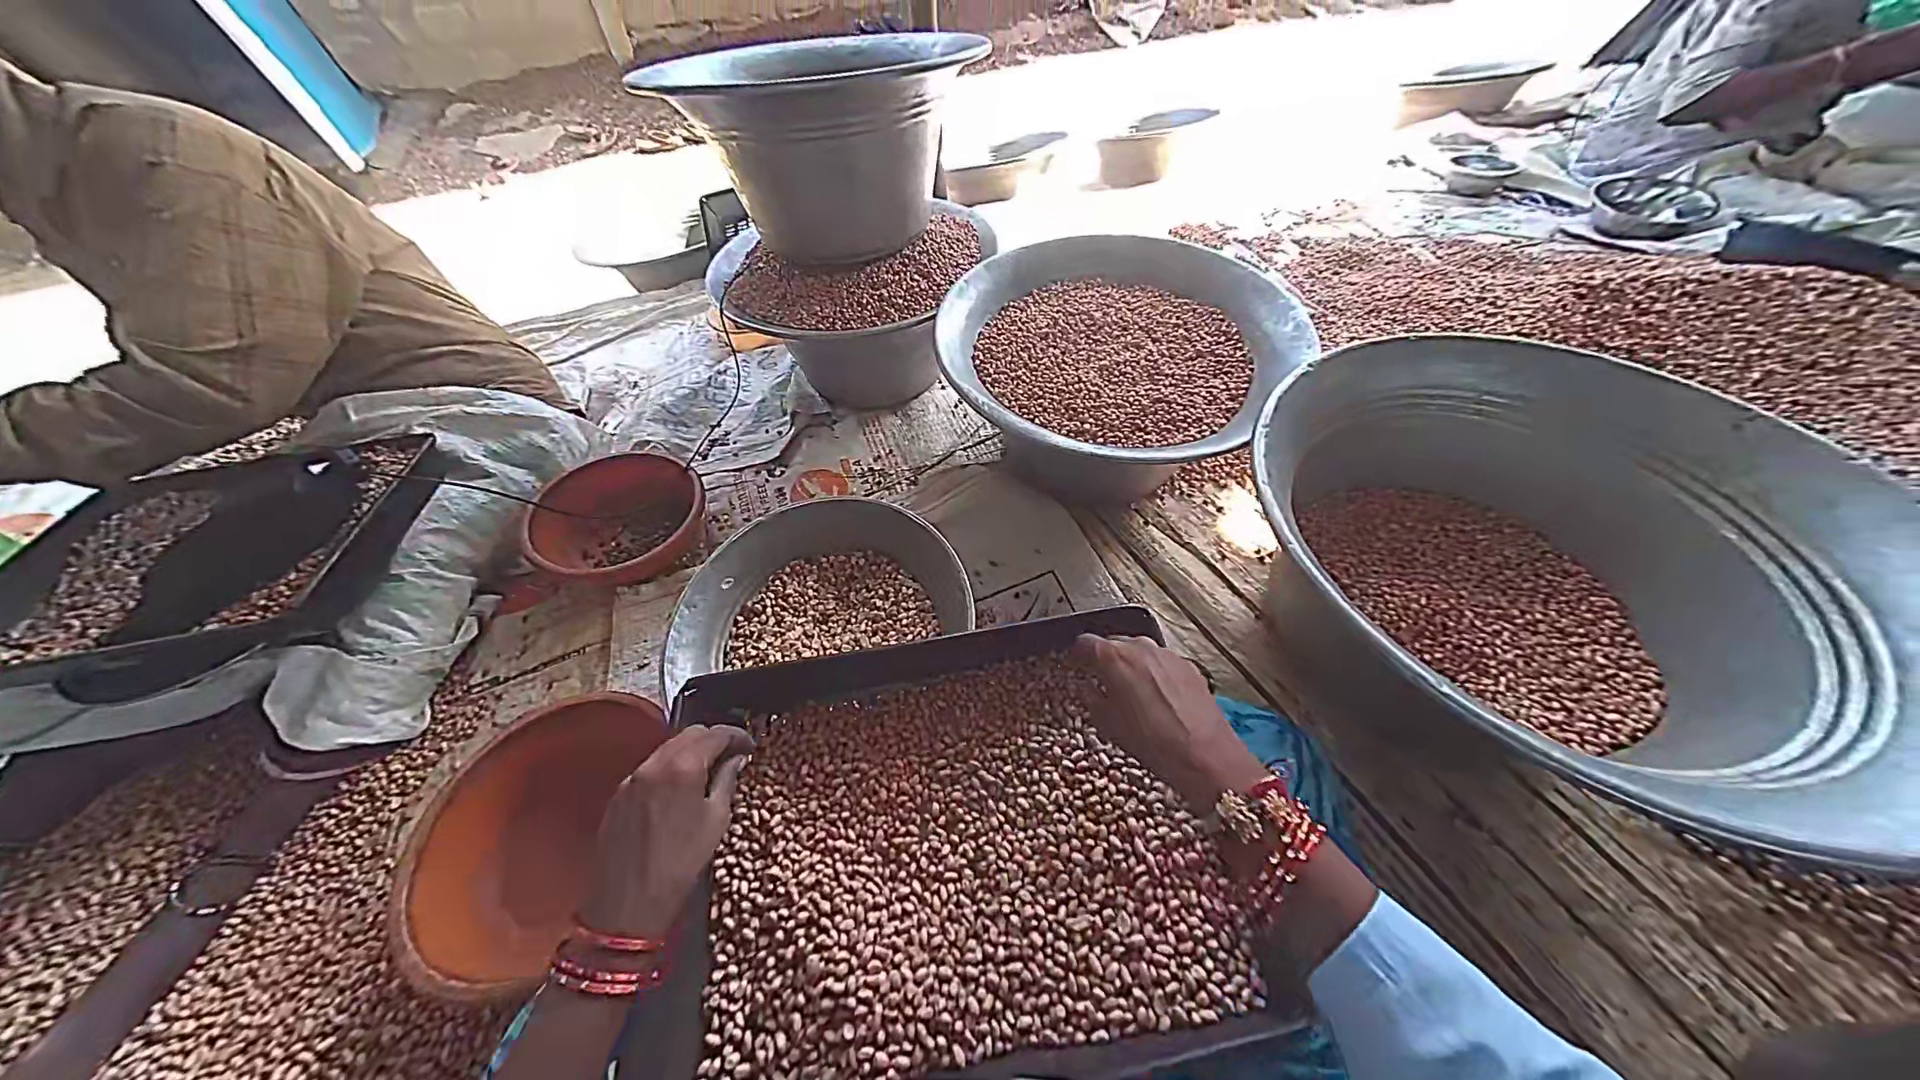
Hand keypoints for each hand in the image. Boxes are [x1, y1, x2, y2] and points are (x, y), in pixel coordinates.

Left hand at [578, 724, 754, 938]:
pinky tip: (680, 787)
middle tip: (732, 754)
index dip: (737, 736)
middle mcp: (654, 764)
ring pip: (668, 748)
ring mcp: (632, 778)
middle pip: (690, 734)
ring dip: (691, 751)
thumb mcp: (716, 820)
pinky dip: (670, 766)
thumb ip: (727, 780)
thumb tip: (736, 760)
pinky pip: (650, 767)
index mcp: (683, 767)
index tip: (750, 746)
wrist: (628, 903)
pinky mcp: (619, 794)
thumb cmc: (681, 863)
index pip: (715, 734)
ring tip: (709, 769)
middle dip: (714, 739)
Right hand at [1072, 634, 1268, 813]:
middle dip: (1105, 658)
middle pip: (1114, 643)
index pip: (1085, 642)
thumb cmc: (1153, 741)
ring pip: (1140, 652)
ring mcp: (1167, 655)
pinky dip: (1154, 673)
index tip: (1076, 663)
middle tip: (1101, 680)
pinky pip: (1162, 662)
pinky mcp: (1188, 666)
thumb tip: (1088, 688)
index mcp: (1114, 658)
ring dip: (1131, 665)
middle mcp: (1141, 648)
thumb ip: (1091, 697)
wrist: (1203, 754)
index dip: (1077, 653)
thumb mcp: (1107, 723)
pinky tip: (1155, 697)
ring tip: (1130, 692)